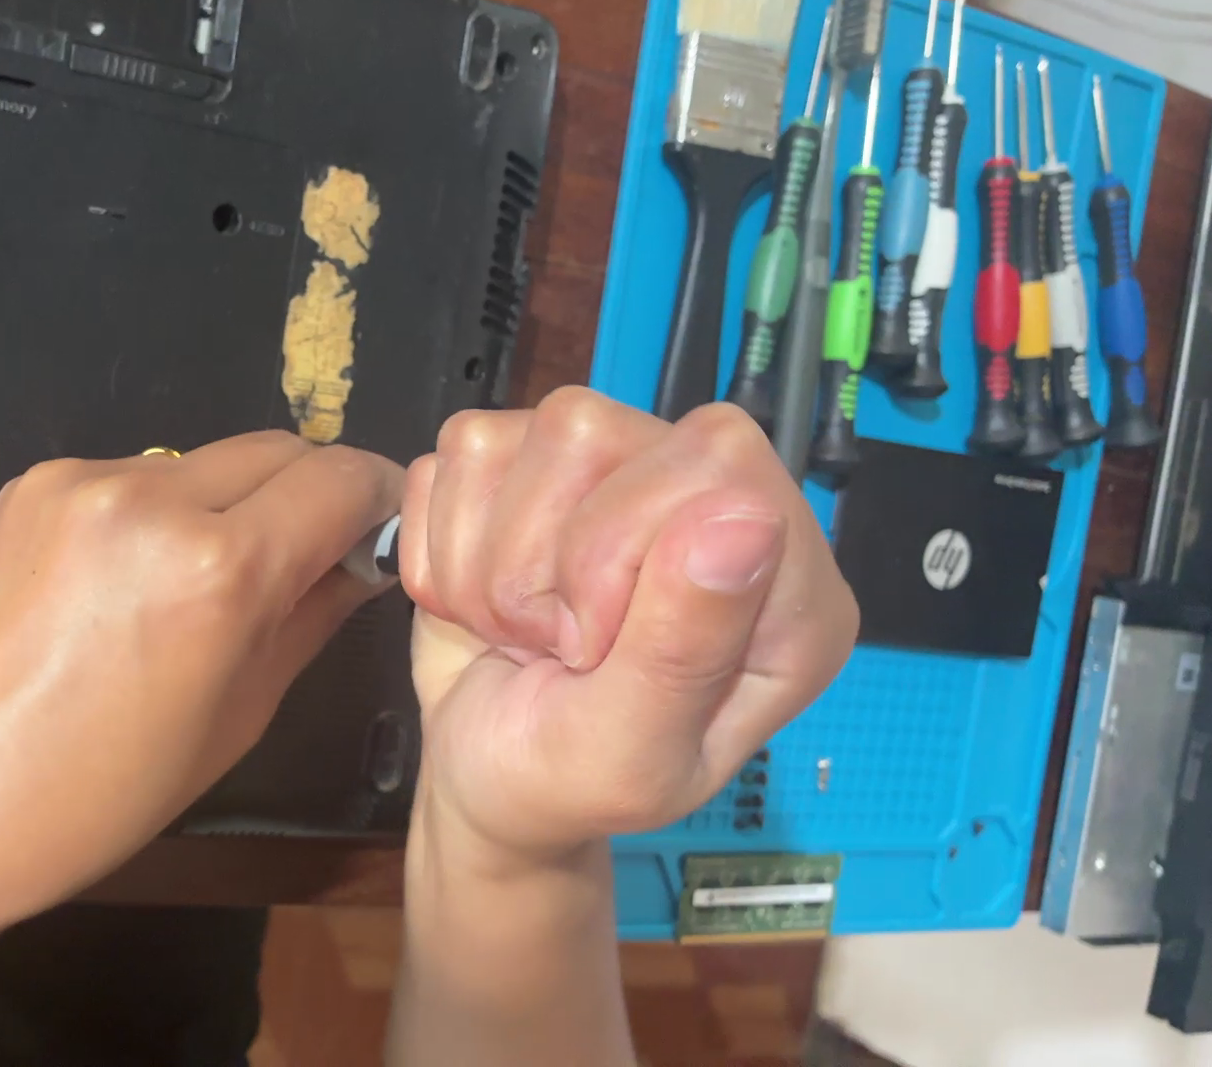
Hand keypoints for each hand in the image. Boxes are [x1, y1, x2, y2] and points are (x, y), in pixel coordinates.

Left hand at [0, 432, 402, 914]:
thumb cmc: (103, 791)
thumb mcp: (241, 713)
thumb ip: (314, 613)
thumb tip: (362, 559)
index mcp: (217, 569)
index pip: (339, 478)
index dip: (376, 497)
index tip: (376, 529)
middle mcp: (152, 497)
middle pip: (278, 448)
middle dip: (309, 493)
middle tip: (305, 554)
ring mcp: (82, 479)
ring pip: (205, 462)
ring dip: (230, 504)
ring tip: (199, 579)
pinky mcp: (33, 480)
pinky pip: (135, 478)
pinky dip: (160, 513)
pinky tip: (126, 577)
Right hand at [402, 389, 857, 873]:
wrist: (480, 779)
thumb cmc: (562, 781)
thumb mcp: (633, 752)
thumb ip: (687, 646)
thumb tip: (744, 513)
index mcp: (775, 573)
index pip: (709, 454)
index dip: (620, 543)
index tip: (591, 644)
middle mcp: (685, 498)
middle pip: (583, 429)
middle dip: (533, 562)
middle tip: (550, 644)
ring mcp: (590, 477)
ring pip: (495, 440)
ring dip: (478, 561)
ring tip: (512, 629)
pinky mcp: (506, 477)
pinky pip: (444, 463)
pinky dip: (436, 549)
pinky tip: (470, 600)